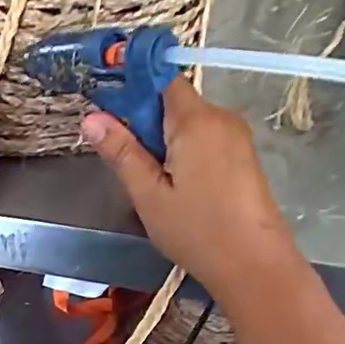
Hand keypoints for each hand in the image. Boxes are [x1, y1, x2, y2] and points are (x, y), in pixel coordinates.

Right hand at [81, 78, 298, 297]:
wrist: (253, 264)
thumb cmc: (196, 230)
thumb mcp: (149, 195)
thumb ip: (122, 153)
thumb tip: (91, 118)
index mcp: (195, 120)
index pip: (161, 79)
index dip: (133, 88)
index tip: (108, 111)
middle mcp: (221, 117)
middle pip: (174, 103)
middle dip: (146, 124)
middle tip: (127, 164)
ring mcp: (236, 137)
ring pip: (188, 124)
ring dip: (164, 143)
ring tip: (153, 185)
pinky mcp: (242, 156)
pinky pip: (205, 141)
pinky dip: (184, 154)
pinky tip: (177, 189)